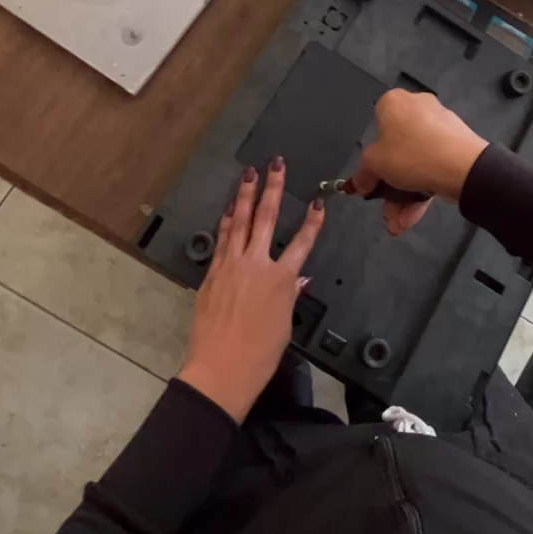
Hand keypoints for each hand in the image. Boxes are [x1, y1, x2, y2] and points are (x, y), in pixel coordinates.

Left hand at [176, 158, 323, 422]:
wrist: (222, 369)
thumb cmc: (261, 353)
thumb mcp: (283, 324)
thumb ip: (290, 296)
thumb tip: (300, 279)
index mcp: (282, 279)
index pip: (303, 243)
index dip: (313, 222)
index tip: (319, 202)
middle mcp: (257, 265)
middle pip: (267, 218)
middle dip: (273, 188)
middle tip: (275, 164)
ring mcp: (232, 266)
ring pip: (239, 222)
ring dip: (244, 196)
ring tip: (248, 174)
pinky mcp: (213, 274)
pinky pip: (222, 241)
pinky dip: (226, 223)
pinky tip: (227, 210)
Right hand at [347, 90, 487, 235]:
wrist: (463, 166)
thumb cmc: (410, 155)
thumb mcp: (374, 165)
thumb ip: (363, 173)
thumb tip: (359, 183)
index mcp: (394, 102)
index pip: (376, 126)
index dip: (371, 156)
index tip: (371, 179)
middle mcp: (418, 106)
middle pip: (397, 150)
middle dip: (390, 185)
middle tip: (386, 207)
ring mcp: (440, 125)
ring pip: (415, 162)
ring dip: (404, 195)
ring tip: (399, 221)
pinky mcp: (456, 143)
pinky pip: (433, 165)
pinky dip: (422, 188)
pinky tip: (413, 215)